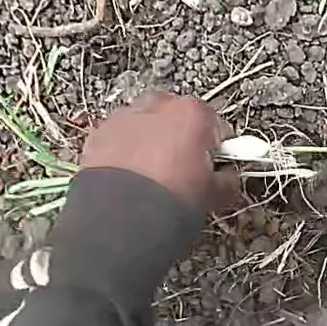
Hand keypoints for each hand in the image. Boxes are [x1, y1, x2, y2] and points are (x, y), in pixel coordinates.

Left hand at [80, 94, 228, 209]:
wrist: (122, 218)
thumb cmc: (172, 201)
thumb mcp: (214, 195)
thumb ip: (227, 180)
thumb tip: (227, 180)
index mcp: (191, 114)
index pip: (215, 124)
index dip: (217, 147)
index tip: (216, 164)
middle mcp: (157, 107)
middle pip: (176, 118)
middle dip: (181, 138)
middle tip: (184, 169)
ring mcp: (124, 119)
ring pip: (145, 125)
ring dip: (151, 142)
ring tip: (153, 176)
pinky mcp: (98, 135)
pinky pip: (119, 139)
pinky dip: (125, 153)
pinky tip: (130, 179)